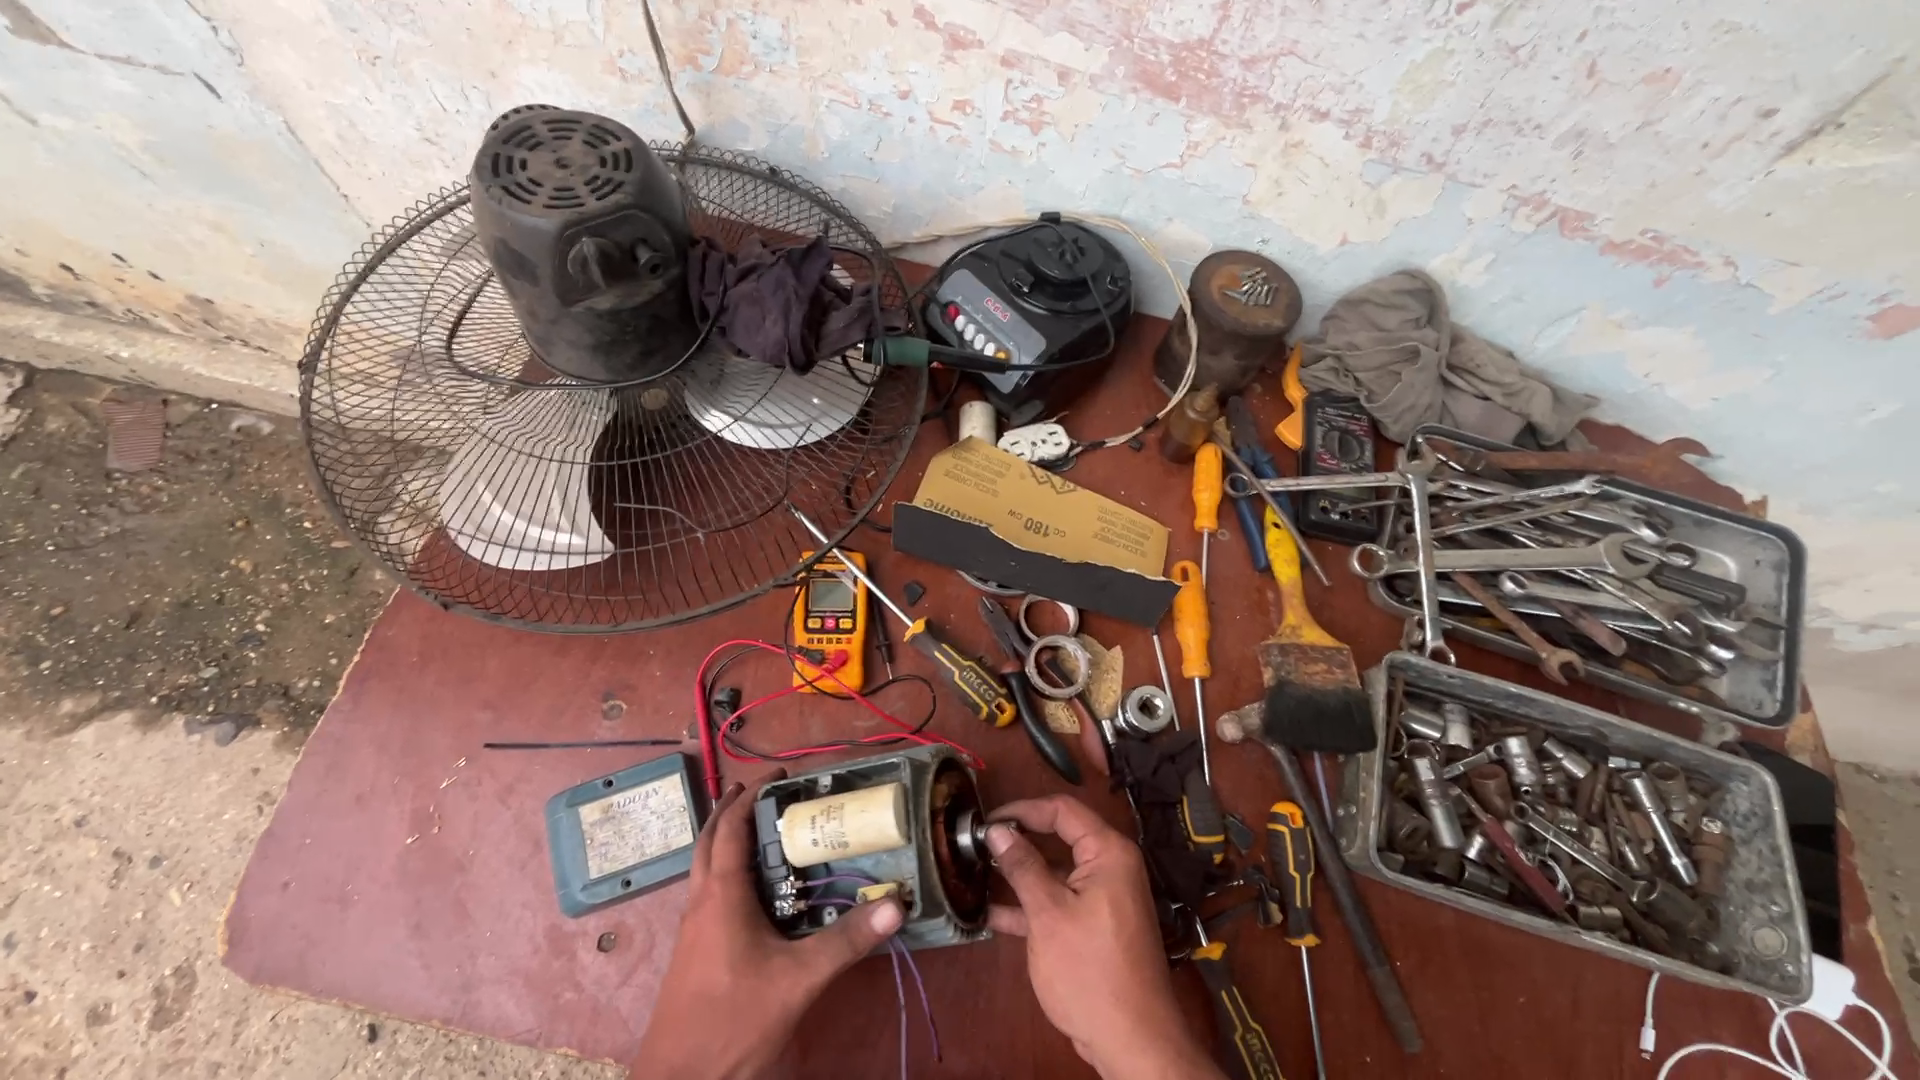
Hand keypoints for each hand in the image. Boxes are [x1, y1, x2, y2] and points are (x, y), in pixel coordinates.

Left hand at [632, 776, 904, 1079]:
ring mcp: (693, 929)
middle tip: (766, 792)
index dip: (752, 796)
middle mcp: (701, 903)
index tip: (780, 776)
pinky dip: (728, 872)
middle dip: (733, 809)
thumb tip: (895, 904)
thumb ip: (845, 941)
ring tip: (764, 831)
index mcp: (721, 896)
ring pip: (705, 867)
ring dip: (727, 840)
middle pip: (709, 840)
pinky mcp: (695, 951)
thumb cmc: (733, 1019)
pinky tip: (756, 894)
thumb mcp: (797, 980)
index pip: (732, 829)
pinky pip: (709, 893)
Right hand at [986, 795, 1223, 1079]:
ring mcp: (1102, 897)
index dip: (1022, 809)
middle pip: (1059, 838)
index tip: (986, 820)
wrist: (1132, 1040)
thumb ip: (1022, 867)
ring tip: (975, 874)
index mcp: (1108, 852)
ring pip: (1055, 872)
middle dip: (1018, 840)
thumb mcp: (1048, 914)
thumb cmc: (1090, 970)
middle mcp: (1110, 867)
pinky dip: (1030, 905)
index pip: (1062, 810)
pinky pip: (1059, 901)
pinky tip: (991, 914)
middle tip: (977, 844)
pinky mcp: (1094, 925)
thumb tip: (996, 829)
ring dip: (1019, 875)